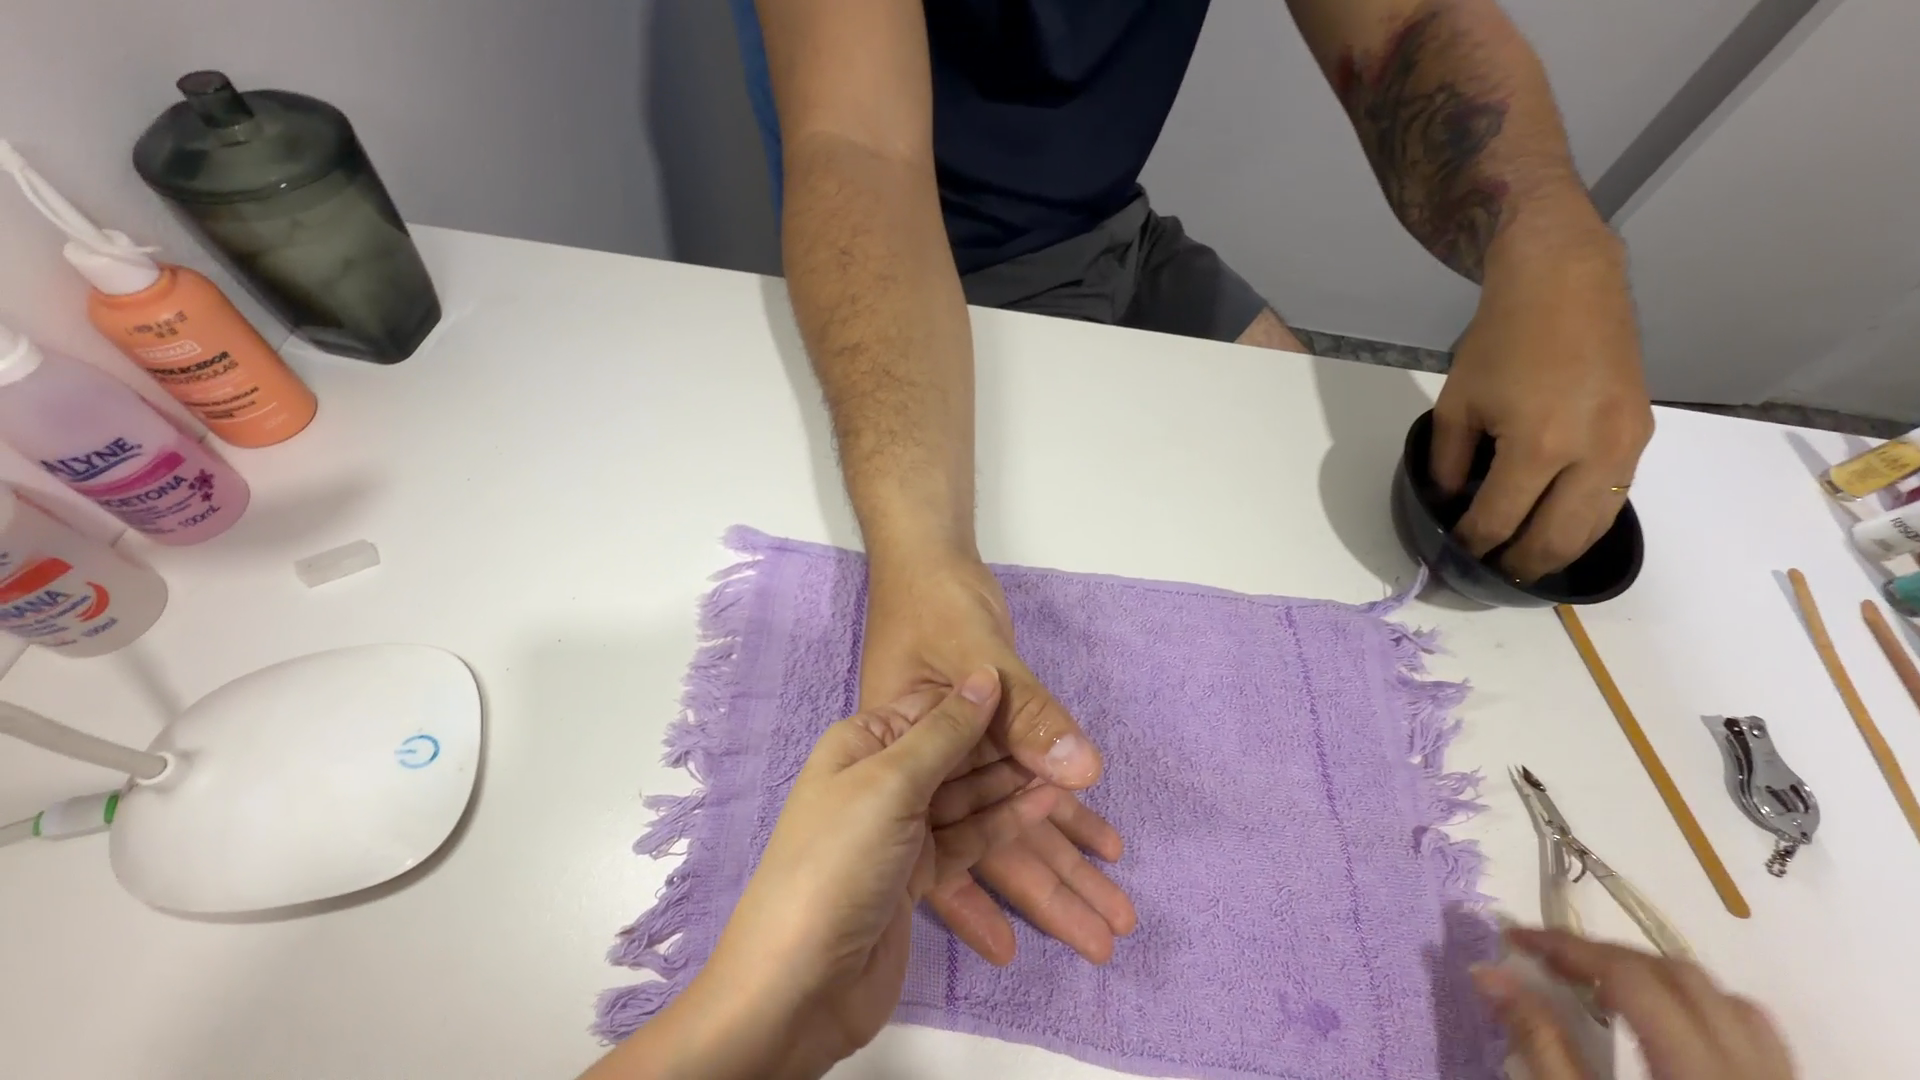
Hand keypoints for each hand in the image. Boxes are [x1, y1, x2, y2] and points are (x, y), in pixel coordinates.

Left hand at [585, 672, 1057, 1079]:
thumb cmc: (839, 860)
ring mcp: (900, 829)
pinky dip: (1002, 824)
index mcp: (862, 742)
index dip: (985, 703)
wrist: (800, 983)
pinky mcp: (918, 873)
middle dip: (1008, 751)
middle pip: (955, 754)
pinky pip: (968, 838)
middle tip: (1069, 749)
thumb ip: (946, 731)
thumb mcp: (891, 782)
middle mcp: (881, 778)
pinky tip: (1042, 807)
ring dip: (1013, 788)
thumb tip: (986, 674)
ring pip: (967, 798)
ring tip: (1069, 780)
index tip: (1038, 699)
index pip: (934, 708)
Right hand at [864, 550, 1137, 963]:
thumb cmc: (933, 603)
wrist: (927, 563)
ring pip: (1020, 817)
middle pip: (994, 840)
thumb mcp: (974, 651)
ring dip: (1066, 858)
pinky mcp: (995, 739)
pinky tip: (1101, 840)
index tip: (1023, 949)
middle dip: (1047, 890)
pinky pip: (1034, 781)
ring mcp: (967, 756)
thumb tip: (1082, 776)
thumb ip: (1025, 713)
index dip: (984, 895)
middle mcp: (937, 771)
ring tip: (1114, 909)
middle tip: (1100, 941)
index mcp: (910, 761)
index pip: (946, 837)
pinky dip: (1067, 808)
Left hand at [1432, 218, 1653, 582]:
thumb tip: (1454, 503)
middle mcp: (1593, 455)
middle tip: (1495, 573)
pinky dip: (1586, 521)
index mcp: (1538, 448)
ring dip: (1560, 551)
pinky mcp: (1643, 435)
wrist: (1567, 286)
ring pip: (1596, 524)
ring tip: (1527, 562)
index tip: (1459, 553)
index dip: (1474, 543)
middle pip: (1557, 537)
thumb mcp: (1456, 405)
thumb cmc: (1501, 343)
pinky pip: (1616, 496)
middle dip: (1521, 563)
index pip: (1500, 519)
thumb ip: (1450, 462)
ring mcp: (1627, 446)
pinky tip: (1561, 526)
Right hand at [1476, 927, 1794, 1079]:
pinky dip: (1698, 1005)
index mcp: (1696, 1073)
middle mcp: (1749, 1069)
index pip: (1628, 977)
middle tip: (1547, 960)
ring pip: (1721, 996)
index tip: (1513, 939)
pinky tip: (1662, 1023)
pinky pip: (1751, 1030)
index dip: (1566, 946)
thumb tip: (1488, 974)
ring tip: (1600, 987)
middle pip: (1675, 974)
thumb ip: (1539, 1042)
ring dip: (1653, 975)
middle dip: (1604, 955)